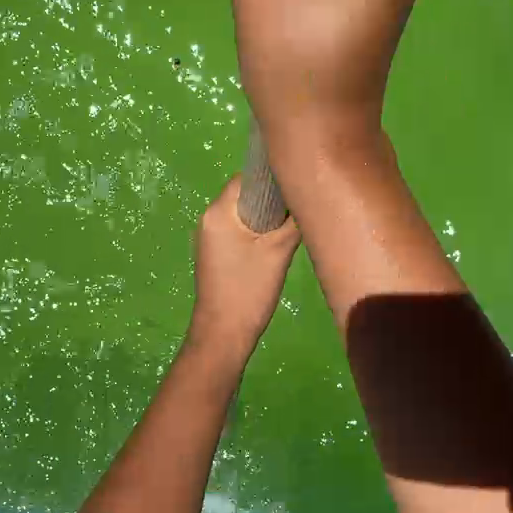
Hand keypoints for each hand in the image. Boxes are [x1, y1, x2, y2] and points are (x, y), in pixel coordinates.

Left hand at [188, 177, 300, 356]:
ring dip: (265, 221)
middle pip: (245, 197)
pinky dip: (255, 236)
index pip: (247, 179)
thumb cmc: (249, 290)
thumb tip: (304, 200)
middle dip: (271, 203)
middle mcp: (207, 219)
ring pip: (242, 217)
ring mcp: (208, 239)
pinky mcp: (213, 255)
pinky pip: (237, 233)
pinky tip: (272, 251)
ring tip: (287, 233)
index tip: (295, 192)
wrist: (224, 333)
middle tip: (296, 215)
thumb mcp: (279, 251)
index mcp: (218, 212)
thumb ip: (292, 221)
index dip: (272, 181)